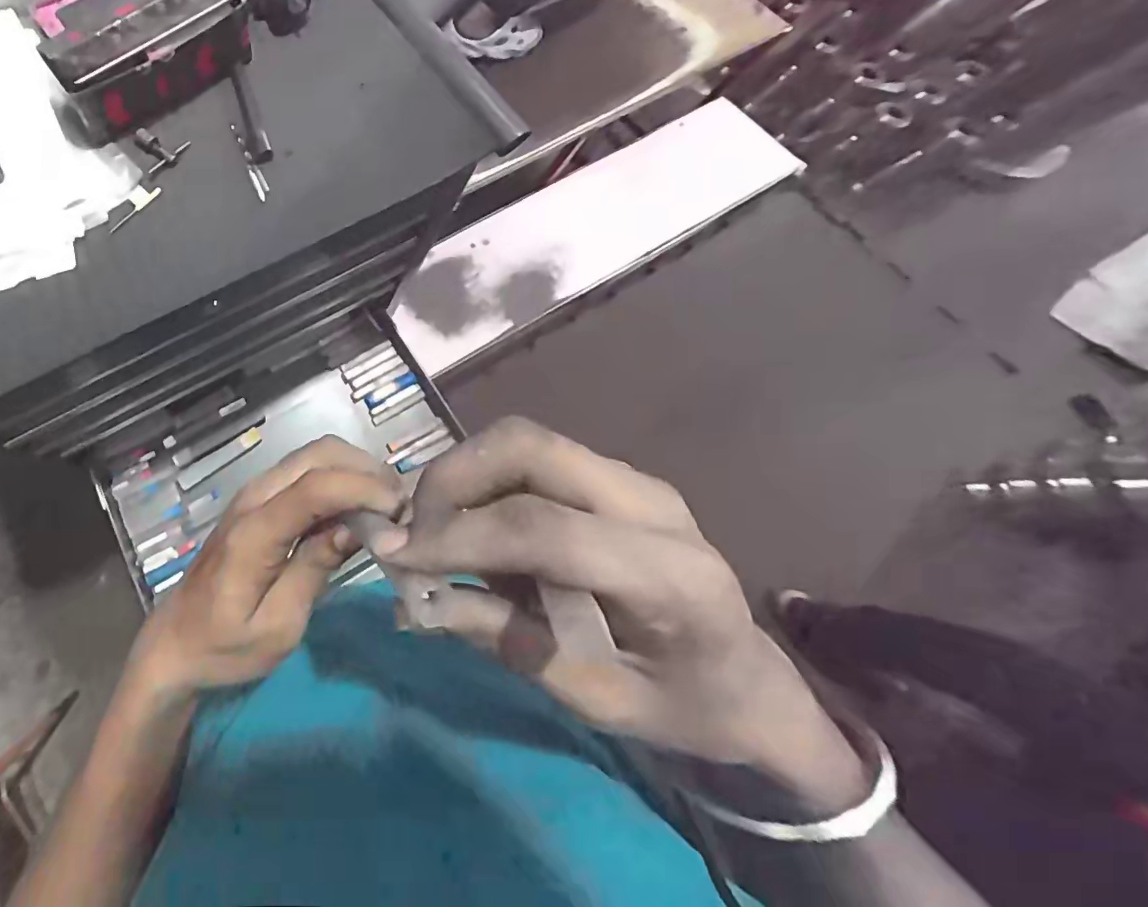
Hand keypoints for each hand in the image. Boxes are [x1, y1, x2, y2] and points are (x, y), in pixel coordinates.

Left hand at [127, 436, 405, 701]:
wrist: (174, 643)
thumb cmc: (224, 646)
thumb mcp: (277, 628)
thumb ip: (314, 571)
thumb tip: (356, 528)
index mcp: (254, 533)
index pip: (315, 487)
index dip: (363, 489)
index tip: (399, 512)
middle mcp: (253, 498)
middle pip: (319, 454)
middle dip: (366, 471)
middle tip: (398, 508)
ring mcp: (254, 493)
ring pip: (315, 454)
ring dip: (355, 470)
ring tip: (384, 508)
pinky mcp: (258, 499)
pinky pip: (306, 469)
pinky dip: (340, 477)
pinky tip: (357, 508)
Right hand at [377, 417, 865, 804]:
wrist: (749, 679)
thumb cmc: (683, 706)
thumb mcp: (596, 700)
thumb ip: (510, 642)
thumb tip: (417, 602)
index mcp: (667, 573)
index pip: (545, 528)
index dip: (461, 535)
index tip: (398, 558)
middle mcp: (652, 503)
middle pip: (529, 447)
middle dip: (452, 478)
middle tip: (410, 532)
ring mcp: (635, 481)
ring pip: (525, 441)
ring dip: (462, 475)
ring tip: (428, 531)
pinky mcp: (614, 478)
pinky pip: (533, 458)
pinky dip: (483, 481)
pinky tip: (466, 526)